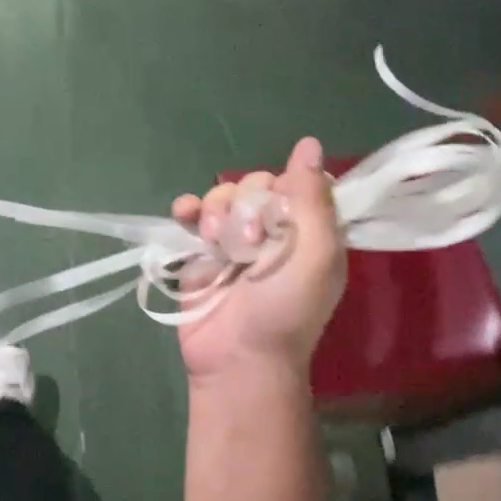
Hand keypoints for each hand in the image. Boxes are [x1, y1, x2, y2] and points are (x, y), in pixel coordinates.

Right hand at [170, 137, 345, 383]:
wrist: (238, 357)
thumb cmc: (286, 308)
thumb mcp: (315, 252)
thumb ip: (312, 197)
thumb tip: (309, 143)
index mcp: (308, 232)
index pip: (295, 183)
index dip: (283, 188)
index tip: (279, 211)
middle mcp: (272, 232)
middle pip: (254, 186)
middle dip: (246, 205)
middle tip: (249, 243)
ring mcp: (233, 242)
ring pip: (222, 197)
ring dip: (216, 210)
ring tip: (216, 243)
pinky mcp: (200, 255)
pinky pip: (192, 215)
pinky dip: (187, 210)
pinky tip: (184, 215)